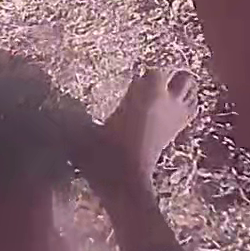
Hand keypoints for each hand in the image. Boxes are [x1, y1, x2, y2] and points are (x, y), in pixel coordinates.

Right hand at [71, 68, 197, 197]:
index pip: (156, 69)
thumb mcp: (86, 127)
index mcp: (147, 91)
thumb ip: (75, 114)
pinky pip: (188, 113)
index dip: (146, 71)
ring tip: (165, 93)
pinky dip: (183, 108)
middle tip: (154, 80)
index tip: (133, 75)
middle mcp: (167, 101)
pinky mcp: (176, 135)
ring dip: (183, 91)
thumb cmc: (104, 150)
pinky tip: (166, 112)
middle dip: (174, 75)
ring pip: (193, 95)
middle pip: (185, 78)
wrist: (124, 181)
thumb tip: (56, 109)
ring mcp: (176, 119)